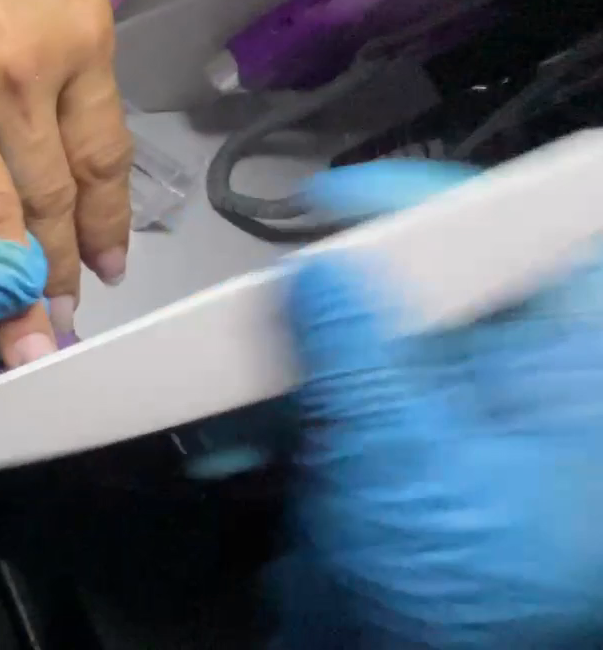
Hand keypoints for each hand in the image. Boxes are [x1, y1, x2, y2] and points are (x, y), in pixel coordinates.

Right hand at [275, 161, 602, 646]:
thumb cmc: (461, 587)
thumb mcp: (405, 453)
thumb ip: (356, 347)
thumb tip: (317, 266)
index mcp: (560, 380)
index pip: (522, 250)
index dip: (433, 206)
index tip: (332, 200)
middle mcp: (505, 388)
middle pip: (415, 291)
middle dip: (322, 292)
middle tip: (264, 297)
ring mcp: (434, 417)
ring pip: (346, 340)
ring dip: (275, 357)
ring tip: (229, 380)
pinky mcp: (376, 443)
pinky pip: (313, 390)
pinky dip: (264, 403)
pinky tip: (233, 432)